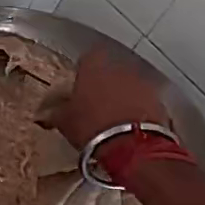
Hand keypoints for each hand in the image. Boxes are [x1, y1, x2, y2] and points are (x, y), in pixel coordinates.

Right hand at [43, 46, 172, 149]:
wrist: (131, 146)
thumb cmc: (90, 126)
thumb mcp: (64, 121)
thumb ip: (55, 112)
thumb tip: (44, 113)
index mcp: (95, 65)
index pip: (88, 57)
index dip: (82, 70)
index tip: (78, 84)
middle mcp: (121, 67)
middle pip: (111, 69)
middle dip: (104, 82)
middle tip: (94, 102)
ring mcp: (143, 83)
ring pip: (129, 84)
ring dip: (122, 95)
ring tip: (112, 116)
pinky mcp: (160, 100)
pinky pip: (144, 100)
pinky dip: (137, 108)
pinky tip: (128, 124)